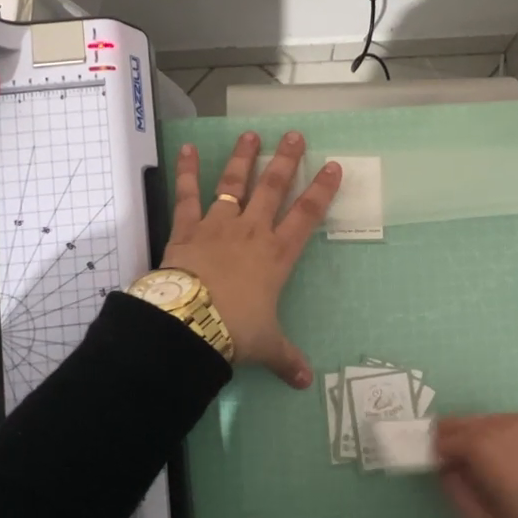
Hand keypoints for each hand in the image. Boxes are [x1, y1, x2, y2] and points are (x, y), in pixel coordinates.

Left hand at [161, 130, 340, 387]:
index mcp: (277, 255)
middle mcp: (251, 232)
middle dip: (285, 161)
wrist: (190, 323)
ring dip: (242, 158)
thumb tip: (304, 382)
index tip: (332, 167)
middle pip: (273, 189)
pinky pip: (187, 195)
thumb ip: (286, 358)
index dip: (321, 191)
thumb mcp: (267, 346)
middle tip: (293, 135)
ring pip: (233, 184)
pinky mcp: (187, 228)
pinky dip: (186, 171)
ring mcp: (218, 225)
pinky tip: (185, 149)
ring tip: (250, 135)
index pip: (306, 216)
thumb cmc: (236, 330)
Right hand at [435, 414, 517, 517]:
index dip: (451, 440)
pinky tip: (508, 447)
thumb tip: (445, 462)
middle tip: (444, 433)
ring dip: (493, 425)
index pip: (480, 445)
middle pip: (502, 427)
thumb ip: (461, 494)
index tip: (432, 446)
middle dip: (468, 426)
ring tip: (472, 437)